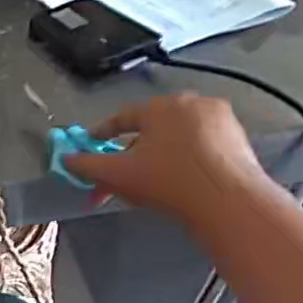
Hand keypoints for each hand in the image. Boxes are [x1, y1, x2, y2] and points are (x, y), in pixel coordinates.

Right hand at [62, 94, 279, 224]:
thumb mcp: (117, 175)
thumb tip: (66, 159)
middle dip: (129, 150)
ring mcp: (219, 118)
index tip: (88, 146)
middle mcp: (192, 103)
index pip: (122, 116)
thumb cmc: (166, 180)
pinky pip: (198, 144)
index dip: (100, 133)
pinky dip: (181, 158)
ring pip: (175, 135)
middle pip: (150, 126)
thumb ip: (87, 165)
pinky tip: (176, 180)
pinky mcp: (236, 138)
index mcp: (161, 106)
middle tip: (117, 174)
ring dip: (155, 154)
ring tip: (146, 181)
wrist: (226, 200)